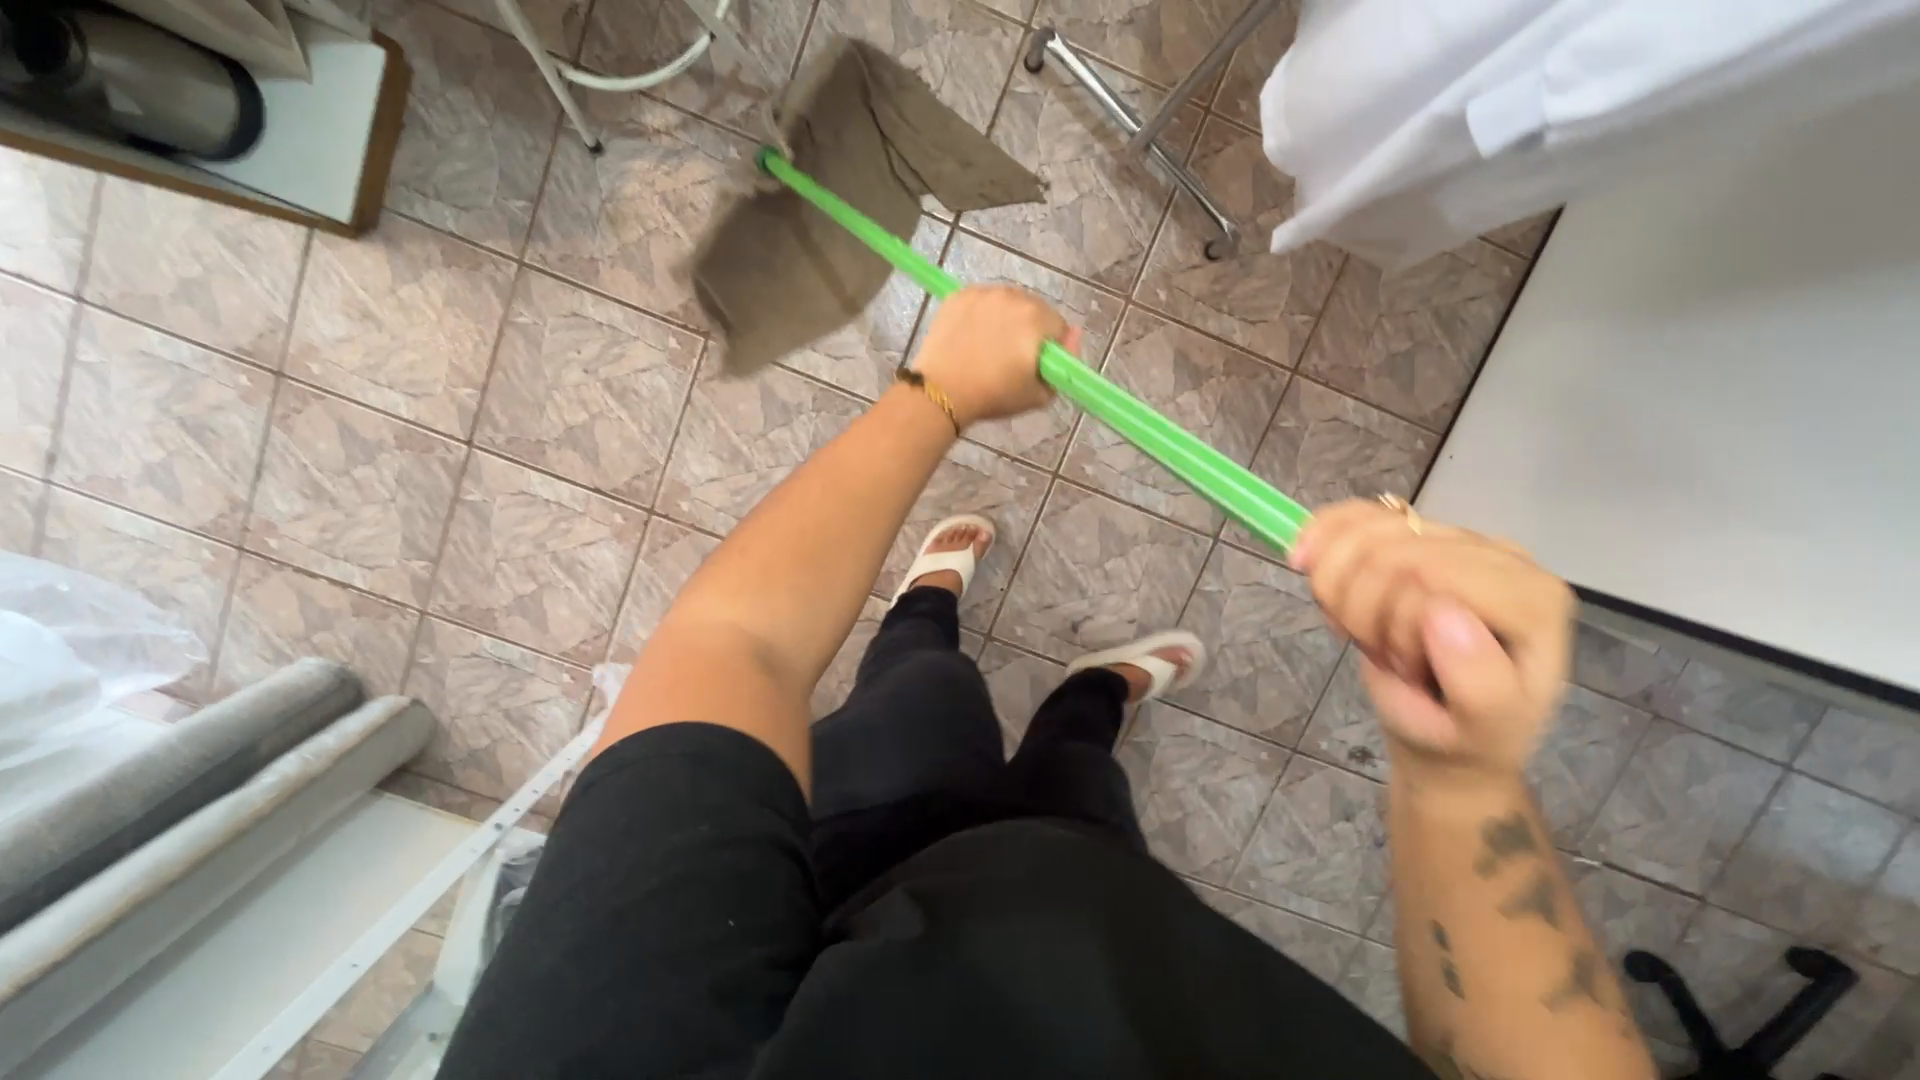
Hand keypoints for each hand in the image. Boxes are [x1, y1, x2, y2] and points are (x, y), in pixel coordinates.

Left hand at [911, 285, 1079, 427]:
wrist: (942, 391)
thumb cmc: (993, 395)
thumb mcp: (1039, 393)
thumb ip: (1066, 364)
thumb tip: (1074, 335)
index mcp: (1037, 319)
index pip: (1058, 326)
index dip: (1050, 347)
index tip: (1035, 364)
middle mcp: (1013, 296)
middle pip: (1034, 309)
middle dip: (1029, 329)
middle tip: (1011, 357)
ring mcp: (984, 293)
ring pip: (1007, 302)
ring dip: (1006, 318)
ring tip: (989, 346)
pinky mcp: (960, 294)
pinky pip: (982, 300)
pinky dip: (982, 313)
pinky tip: (972, 336)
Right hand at [1290, 499, 1574, 783]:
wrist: (1447, 732)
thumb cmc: (1464, 734)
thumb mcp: (1482, 729)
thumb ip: (1478, 681)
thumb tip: (1442, 613)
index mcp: (1532, 600)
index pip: (1434, 576)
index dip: (1396, 620)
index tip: (1403, 666)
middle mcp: (1503, 557)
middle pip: (1396, 550)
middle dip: (1363, 607)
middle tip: (1377, 651)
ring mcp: (1457, 540)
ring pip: (1366, 530)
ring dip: (1338, 583)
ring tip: (1356, 625)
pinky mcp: (1417, 535)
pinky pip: (1354, 513)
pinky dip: (1321, 538)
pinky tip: (1305, 561)